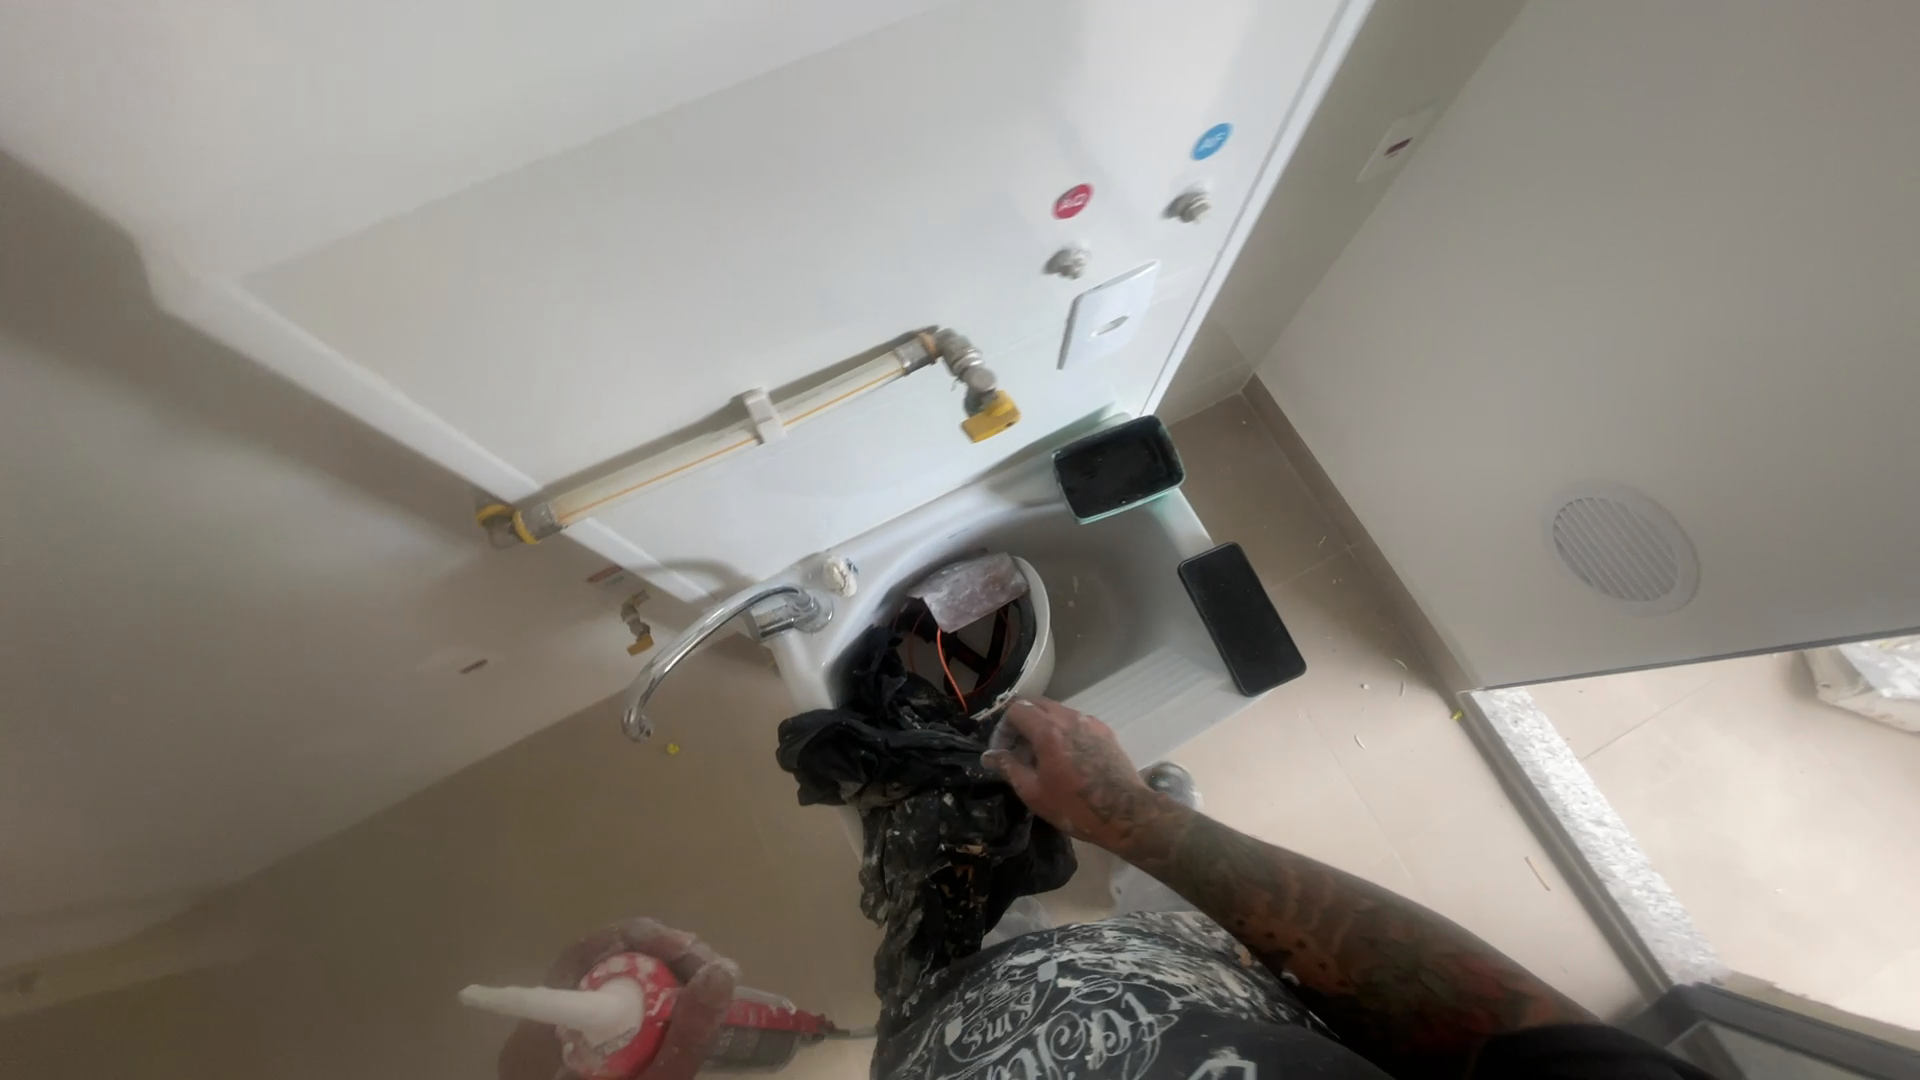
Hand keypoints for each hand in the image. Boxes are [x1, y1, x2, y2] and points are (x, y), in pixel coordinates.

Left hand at [497, 918, 738, 1079]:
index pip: (586, 955)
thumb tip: (722, 970)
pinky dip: (657, 1008)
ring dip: (668, 981)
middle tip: (713, 973)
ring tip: (711, 993)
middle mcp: (538, 1036)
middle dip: (666, 959)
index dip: (643, 940)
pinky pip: (619, 1015)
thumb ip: (683, 1037)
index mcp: (537, 1040)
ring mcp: (554, 1053)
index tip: (691, 953)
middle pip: (604, 966)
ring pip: (616, 988)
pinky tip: (688, 1018)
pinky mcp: (577, 1066)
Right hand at [981, 698, 1174, 849]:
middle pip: (1036, 704)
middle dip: (1021, 721)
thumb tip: (989, 755)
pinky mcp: (1104, 730)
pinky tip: (1064, 756)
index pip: (1017, 708)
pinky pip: (1075, 720)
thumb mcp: (1034, 793)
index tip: (1003, 749)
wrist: (1126, 814)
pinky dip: (1062, 730)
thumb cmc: (1075, 807)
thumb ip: (1008, 767)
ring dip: (1042, 725)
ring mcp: (1089, 722)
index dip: (1003, 726)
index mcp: (1048, 730)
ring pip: (1056, 711)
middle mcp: (1069, 718)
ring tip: (1040, 755)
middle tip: (1017, 749)